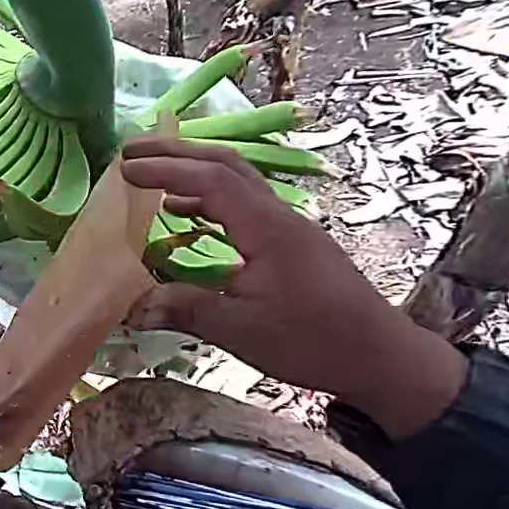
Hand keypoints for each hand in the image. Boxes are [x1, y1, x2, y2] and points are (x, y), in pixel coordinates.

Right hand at [121, 136, 466, 438]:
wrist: (385, 358)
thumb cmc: (316, 342)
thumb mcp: (243, 330)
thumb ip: (185, 310)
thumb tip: (130, 307)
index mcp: (268, 228)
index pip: (211, 181)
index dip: (165, 171)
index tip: (124, 170)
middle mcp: (278, 215)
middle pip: (225, 163)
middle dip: (175, 151)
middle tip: (130, 150)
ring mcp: (286, 224)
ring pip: (235, 177)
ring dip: (190, 168)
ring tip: (148, 172)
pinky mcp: (288, 240)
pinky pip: (240, 201)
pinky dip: (204, 196)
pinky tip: (182, 212)